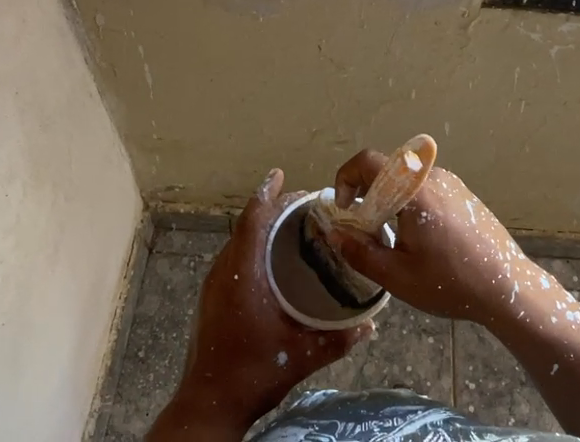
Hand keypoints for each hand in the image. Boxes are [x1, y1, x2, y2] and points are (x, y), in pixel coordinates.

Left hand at [148, 170, 372, 439]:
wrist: (209, 404)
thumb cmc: (253, 373)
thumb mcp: (301, 356)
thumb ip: (338, 339)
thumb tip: (370, 324)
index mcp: (242, 274)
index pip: (253, 220)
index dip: (267, 193)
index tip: (281, 174)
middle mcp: (224, 272)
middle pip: (246, 226)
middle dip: (271, 208)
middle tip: (301, 203)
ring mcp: (214, 285)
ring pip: (238, 242)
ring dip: (260, 227)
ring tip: (289, 225)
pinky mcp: (212, 298)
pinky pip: (233, 258)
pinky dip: (252, 246)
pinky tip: (271, 259)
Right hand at [328, 150, 549, 329]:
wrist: (508, 288)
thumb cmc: (451, 283)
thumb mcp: (397, 277)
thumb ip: (360, 253)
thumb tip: (334, 235)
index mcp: (414, 192)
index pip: (368, 161)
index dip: (346, 177)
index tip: (345, 208)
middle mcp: (432, 177)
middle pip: (387, 170)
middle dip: (367, 194)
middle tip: (366, 228)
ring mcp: (451, 183)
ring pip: (406, 180)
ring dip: (389, 200)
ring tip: (393, 237)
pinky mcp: (462, 193)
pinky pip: (425, 188)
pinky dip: (410, 203)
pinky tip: (420, 238)